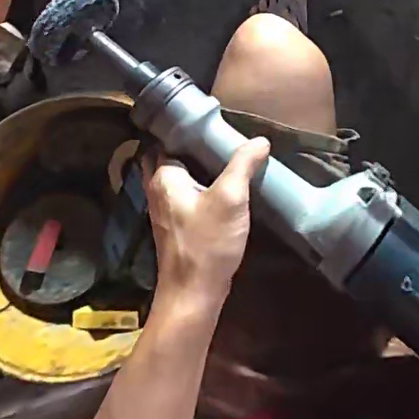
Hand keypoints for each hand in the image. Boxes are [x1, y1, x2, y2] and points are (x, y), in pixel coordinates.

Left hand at [142, 138, 267, 309]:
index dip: (186, 130)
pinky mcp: (178, 227)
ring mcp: (166, 211)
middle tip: (219, 139)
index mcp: (164, 179)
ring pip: (179, 179)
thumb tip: (260, 140)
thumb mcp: (231, 197)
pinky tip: (222, 188)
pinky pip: (186, 195)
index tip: (212, 122)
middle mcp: (159, 192)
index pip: (167, 141)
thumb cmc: (207, 242)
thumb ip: (243, 164)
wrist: (194, 295)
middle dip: (190, 148)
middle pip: (171, 158)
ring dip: (196, 168)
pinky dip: (200, 187)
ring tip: (224, 157)